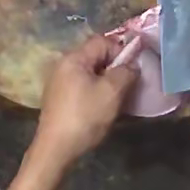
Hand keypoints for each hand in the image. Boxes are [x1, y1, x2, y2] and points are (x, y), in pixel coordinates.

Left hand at [28, 36, 138, 170]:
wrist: (56, 148)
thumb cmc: (85, 116)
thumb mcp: (111, 92)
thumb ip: (126, 72)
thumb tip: (131, 65)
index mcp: (73, 58)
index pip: (102, 41)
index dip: (121, 50)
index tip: (133, 70)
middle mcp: (63, 65)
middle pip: (96, 56)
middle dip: (115, 68)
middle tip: (129, 85)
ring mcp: (59, 83)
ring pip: (90, 73)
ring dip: (107, 82)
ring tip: (119, 98)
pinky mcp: (59, 99)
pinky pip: (82, 87)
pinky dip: (96, 92)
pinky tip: (104, 107)